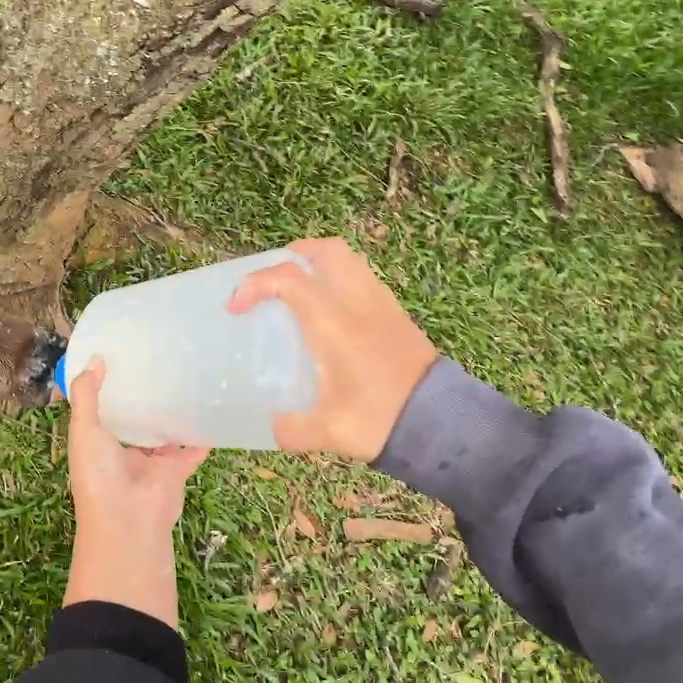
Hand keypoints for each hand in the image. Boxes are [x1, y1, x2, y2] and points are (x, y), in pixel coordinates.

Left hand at [62, 359, 207, 626]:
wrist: (128, 524)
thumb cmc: (98, 474)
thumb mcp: (84, 429)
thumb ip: (87, 394)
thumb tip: (95, 357)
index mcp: (96, 441)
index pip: (101, 409)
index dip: (107, 386)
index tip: (118, 355)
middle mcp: (122, 451)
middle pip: (134, 419)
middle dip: (142, 398)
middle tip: (156, 362)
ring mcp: (150, 462)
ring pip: (163, 433)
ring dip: (171, 414)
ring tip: (184, 378)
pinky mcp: (175, 471)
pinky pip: (191, 450)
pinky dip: (201, 436)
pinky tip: (210, 411)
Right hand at [228, 238, 437, 462]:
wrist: (447, 428)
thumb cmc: (382, 421)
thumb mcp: (328, 432)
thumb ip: (290, 428)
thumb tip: (271, 426)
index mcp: (333, 322)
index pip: (288, 277)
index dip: (253, 283)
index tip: (235, 307)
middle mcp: (358, 303)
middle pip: (326, 250)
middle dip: (292, 255)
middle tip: (271, 280)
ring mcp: (383, 307)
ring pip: (349, 261)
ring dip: (319, 266)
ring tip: (299, 292)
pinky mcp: (399, 318)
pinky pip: (364, 282)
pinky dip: (341, 285)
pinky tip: (332, 317)